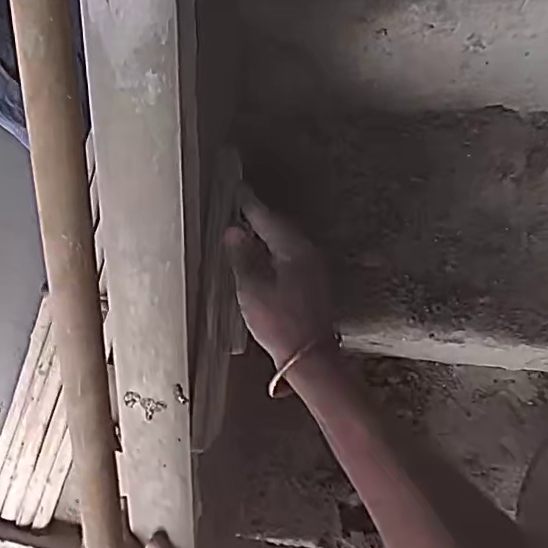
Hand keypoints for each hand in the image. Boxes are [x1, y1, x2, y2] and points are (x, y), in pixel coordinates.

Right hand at [224, 189, 334, 366]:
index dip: (249, 205)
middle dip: (258, 217)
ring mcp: (313, 268)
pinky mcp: (313, 283)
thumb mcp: (252, 289)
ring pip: (286, 241)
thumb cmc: (280, 324)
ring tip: (246, 230)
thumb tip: (234, 231)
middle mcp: (308, 253)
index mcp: (293, 249)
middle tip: (239, 207)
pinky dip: (274, 250)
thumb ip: (242, 257)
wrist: (309, 356)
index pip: (267, 218)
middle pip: (279, 226)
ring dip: (266, 234)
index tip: (237, 190)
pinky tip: (263, 257)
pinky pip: (291, 255)